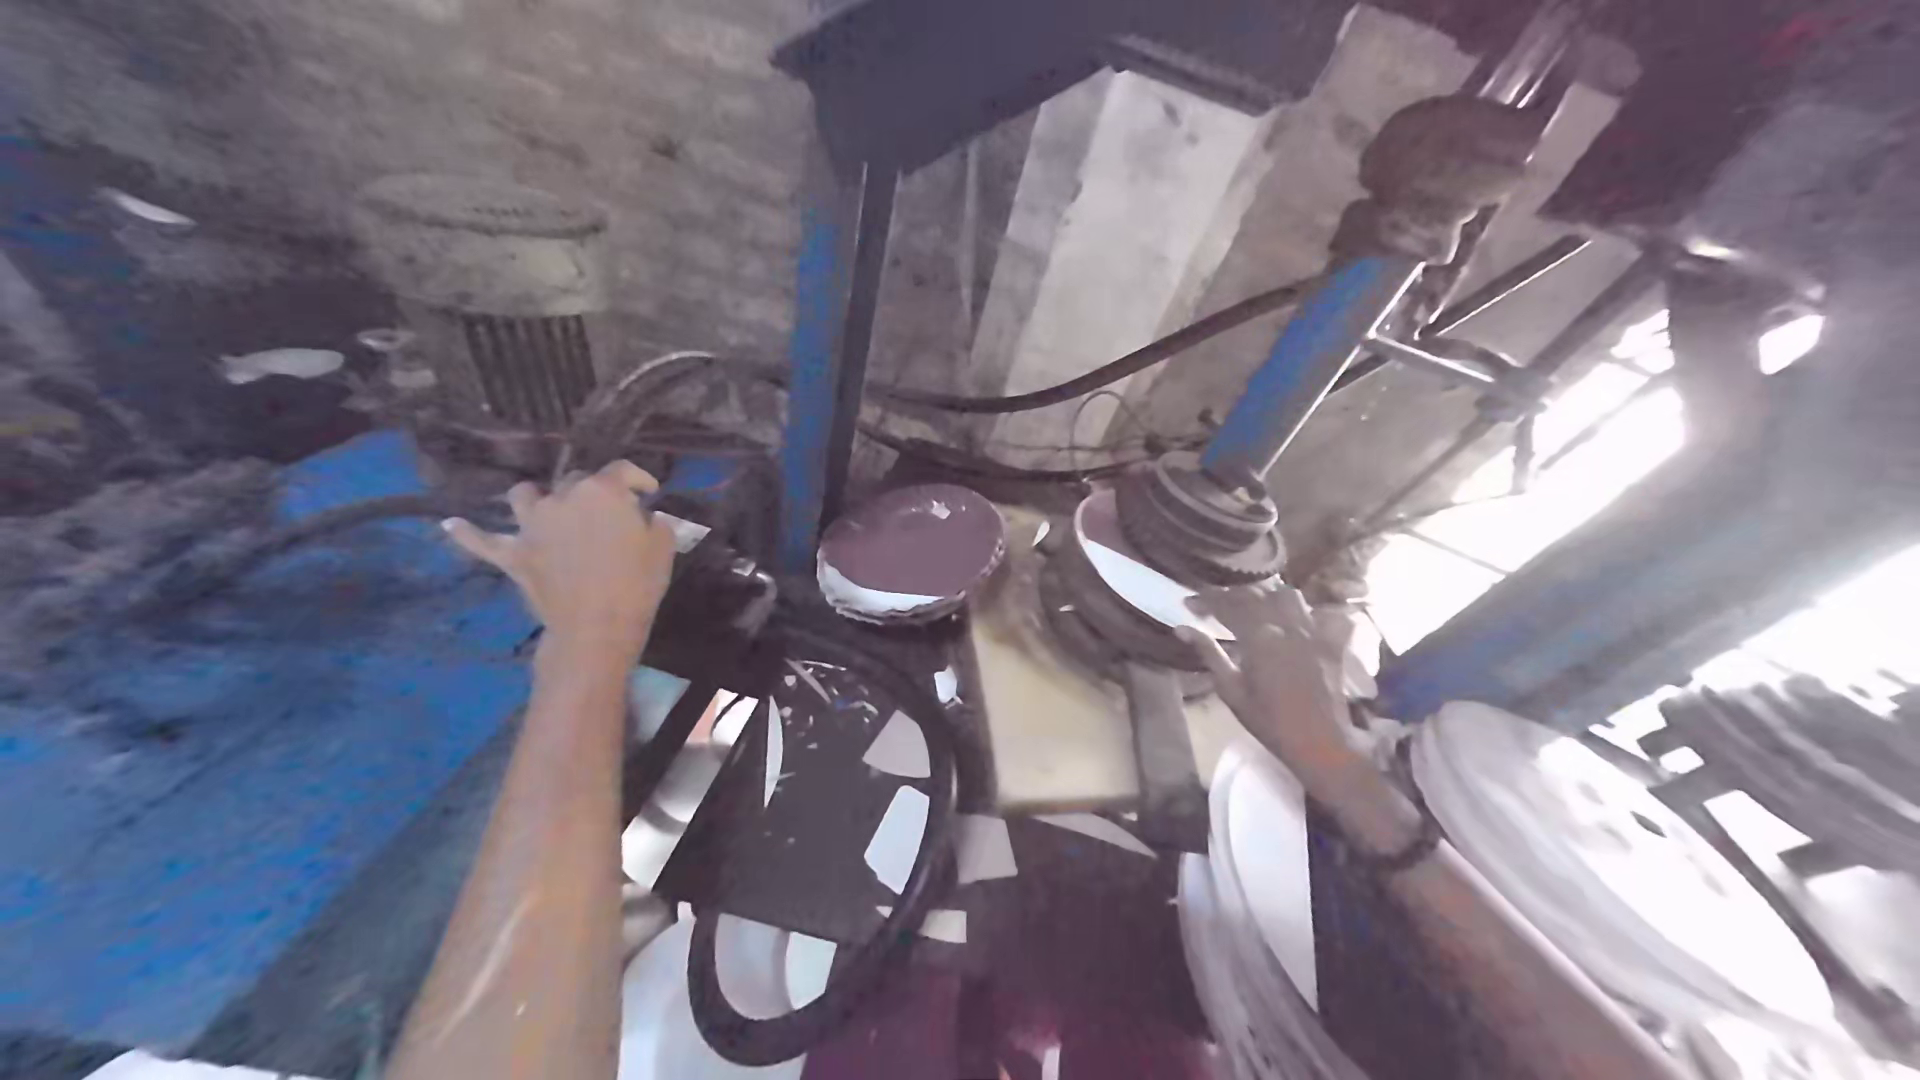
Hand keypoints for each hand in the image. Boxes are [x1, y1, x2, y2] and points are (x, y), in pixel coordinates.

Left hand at [442, 460, 675, 664]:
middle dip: (594, 492)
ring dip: (538, 498)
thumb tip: (642, 516)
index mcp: (602, 492)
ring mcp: (531, 525)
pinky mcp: (512, 554)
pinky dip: (468, 532)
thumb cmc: (637, 583)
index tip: (649, 492)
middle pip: (576, 480)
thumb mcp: (663, 546)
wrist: (597, 626)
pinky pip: (482, 540)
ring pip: (526, 495)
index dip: (639, 478)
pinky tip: (453, 524)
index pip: (622, 470)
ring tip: (549, 508)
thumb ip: (654, 522)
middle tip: (610, 514)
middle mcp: (562, 498)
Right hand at [1176, 583, 1369, 801]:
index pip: (1226, 605)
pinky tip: (1301, 618)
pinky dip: (1313, 611)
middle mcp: (1287, 626)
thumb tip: (1181, 628)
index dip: (1205, 599)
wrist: (1319, 744)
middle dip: (1230, 594)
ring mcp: (1314, 632)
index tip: (1188, 601)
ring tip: (1254, 604)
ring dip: (1267, 594)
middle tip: (1214, 603)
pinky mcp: (1333, 643)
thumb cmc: (1268, 721)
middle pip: (1255, 595)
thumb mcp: (1230, 689)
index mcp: (1259, 637)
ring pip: (1288, 596)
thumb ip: (1208, 653)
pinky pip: (1327, 614)